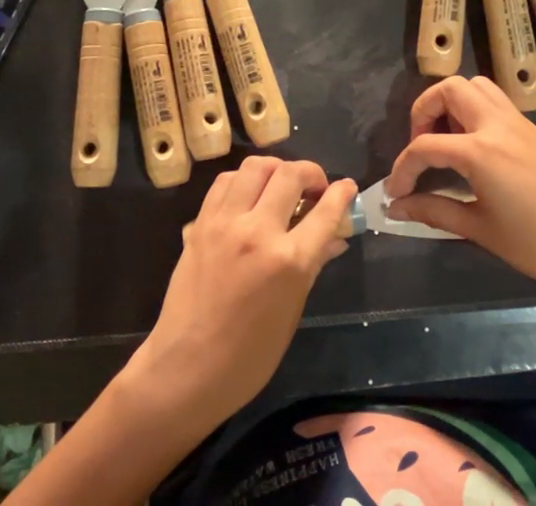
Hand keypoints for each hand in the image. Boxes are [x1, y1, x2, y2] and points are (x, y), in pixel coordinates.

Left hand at [120, 157, 355, 435]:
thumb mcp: (293, 311)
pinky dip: (243, 180)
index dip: (341, 194)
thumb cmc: (250, 355)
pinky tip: (250, 195)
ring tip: (282, 185)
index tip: (347, 187)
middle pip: (289, 174)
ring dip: (275, 169)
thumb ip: (313, 265)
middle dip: (310, 173)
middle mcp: (257, 231)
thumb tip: (334, 238)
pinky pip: (225, 182)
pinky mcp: (200, 223)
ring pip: (254, 167)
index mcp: (289, 261)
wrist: (188, 367)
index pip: (324, 212)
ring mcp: (224, 223)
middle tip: (315, 188)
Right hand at [385, 76, 535, 307]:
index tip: (395, 194)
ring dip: (451, 104)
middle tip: (420, 147)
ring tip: (445, 141)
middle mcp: (497, 124)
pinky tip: (472, 149)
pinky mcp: (533, 131)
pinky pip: (495, 101)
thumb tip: (396, 207)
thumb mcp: (481, 230)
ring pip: (475, 86)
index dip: (402, 169)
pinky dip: (473, 110)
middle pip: (448, 89)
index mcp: (481, 151)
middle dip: (423, 112)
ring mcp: (519, 123)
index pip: (424, 146)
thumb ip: (434, 211)